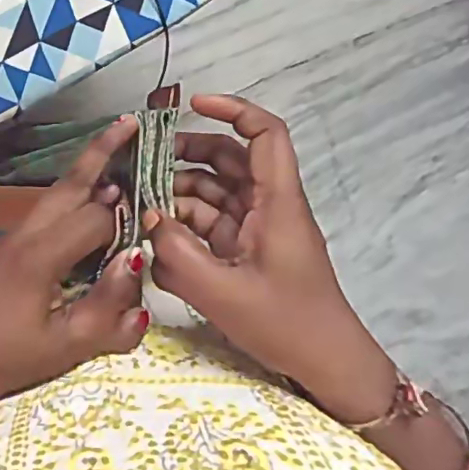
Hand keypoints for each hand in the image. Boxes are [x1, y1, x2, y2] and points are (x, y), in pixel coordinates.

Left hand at [0, 116, 149, 432]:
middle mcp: (27, 233)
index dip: (128, 223)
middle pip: (71, 182)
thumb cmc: (10, 358)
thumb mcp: (66, 345)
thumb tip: (138, 262)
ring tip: (119, 143)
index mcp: (39, 256)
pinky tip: (95, 196)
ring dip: (89, 166)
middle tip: (132, 122)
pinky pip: (51, 206)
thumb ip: (109, 308)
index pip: (96, 220)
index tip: (153, 233)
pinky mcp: (14, 241)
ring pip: (59, 189)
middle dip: (102, 150)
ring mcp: (17, 233)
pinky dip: (77, 190)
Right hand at [143, 95, 397, 423]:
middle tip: (145, 161)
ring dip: (180, 191)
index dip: (233, 110)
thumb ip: (177, 255)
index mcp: (277, 202)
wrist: (327, 364)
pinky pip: (212, 221)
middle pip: (230, 158)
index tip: (193, 104)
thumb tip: (149, 219)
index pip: (265, 134)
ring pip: (216, 190)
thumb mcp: (223, 292)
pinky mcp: (247, 248)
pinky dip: (185, 223)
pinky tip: (157, 237)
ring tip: (141, 201)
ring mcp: (257, 227)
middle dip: (188, 153)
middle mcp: (268, 205)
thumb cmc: (287, 324)